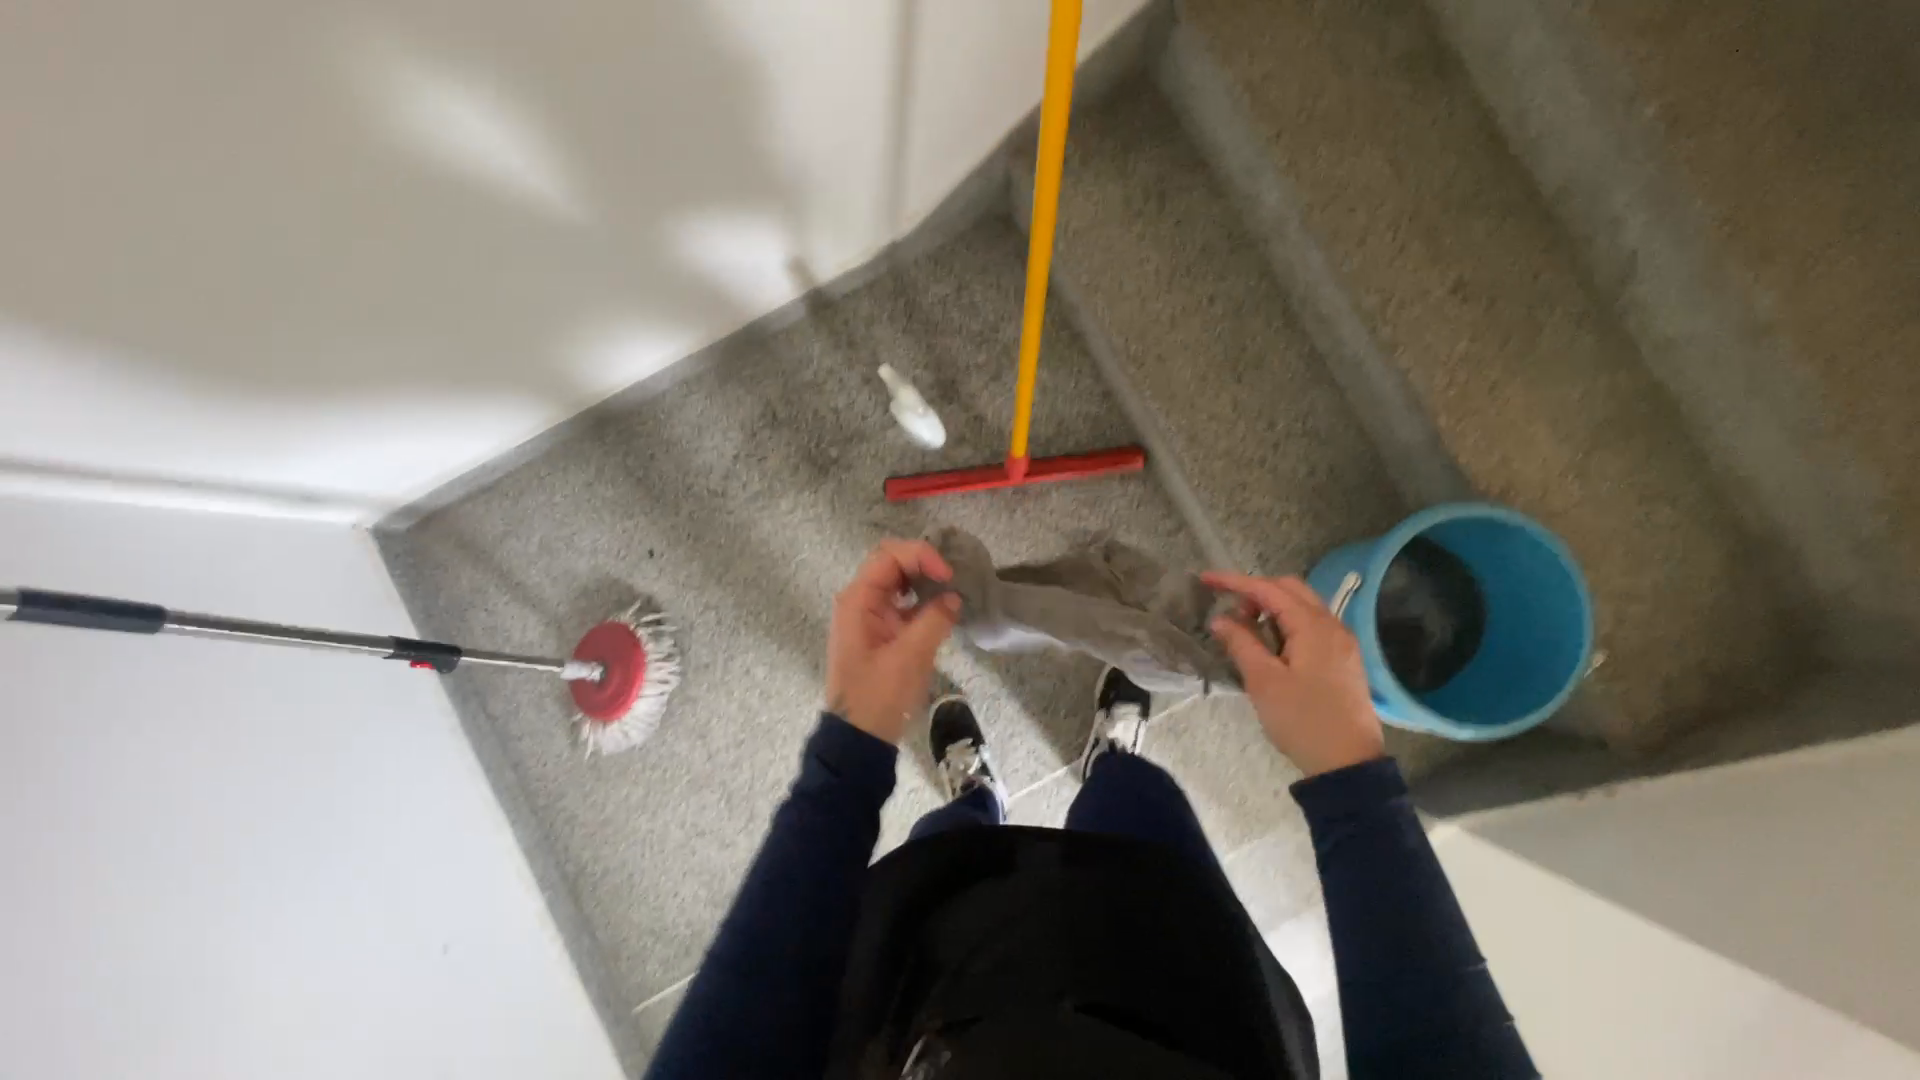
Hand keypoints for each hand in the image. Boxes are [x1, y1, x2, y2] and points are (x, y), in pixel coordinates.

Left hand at [824, 539, 961, 744]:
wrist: (859, 737)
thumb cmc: (879, 695)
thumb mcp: (910, 656)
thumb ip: (934, 620)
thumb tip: (954, 598)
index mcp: (857, 600)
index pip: (889, 555)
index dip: (921, 556)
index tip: (948, 576)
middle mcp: (859, 601)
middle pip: (892, 564)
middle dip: (924, 564)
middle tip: (953, 580)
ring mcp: (868, 617)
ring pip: (898, 583)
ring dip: (924, 582)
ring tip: (952, 591)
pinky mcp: (879, 633)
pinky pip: (901, 605)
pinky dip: (922, 602)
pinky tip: (943, 611)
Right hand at [1202, 571, 1384, 776]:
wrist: (1348, 764)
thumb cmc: (1302, 720)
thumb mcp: (1263, 682)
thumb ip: (1241, 643)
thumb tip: (1221, 619)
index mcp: (1314, 627)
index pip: (1270, 589)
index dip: (1235, 582)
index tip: (1205, 579)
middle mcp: (1333, 626)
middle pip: (1291, 590)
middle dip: (1257, 591)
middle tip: (1229, 609)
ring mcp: (1342, 643)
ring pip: (1303, 607)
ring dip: (1272, 607)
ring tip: (1245, 627)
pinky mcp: (1343, 659)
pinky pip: (1312, 626)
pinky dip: (1287, 623)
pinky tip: (1270, 644)